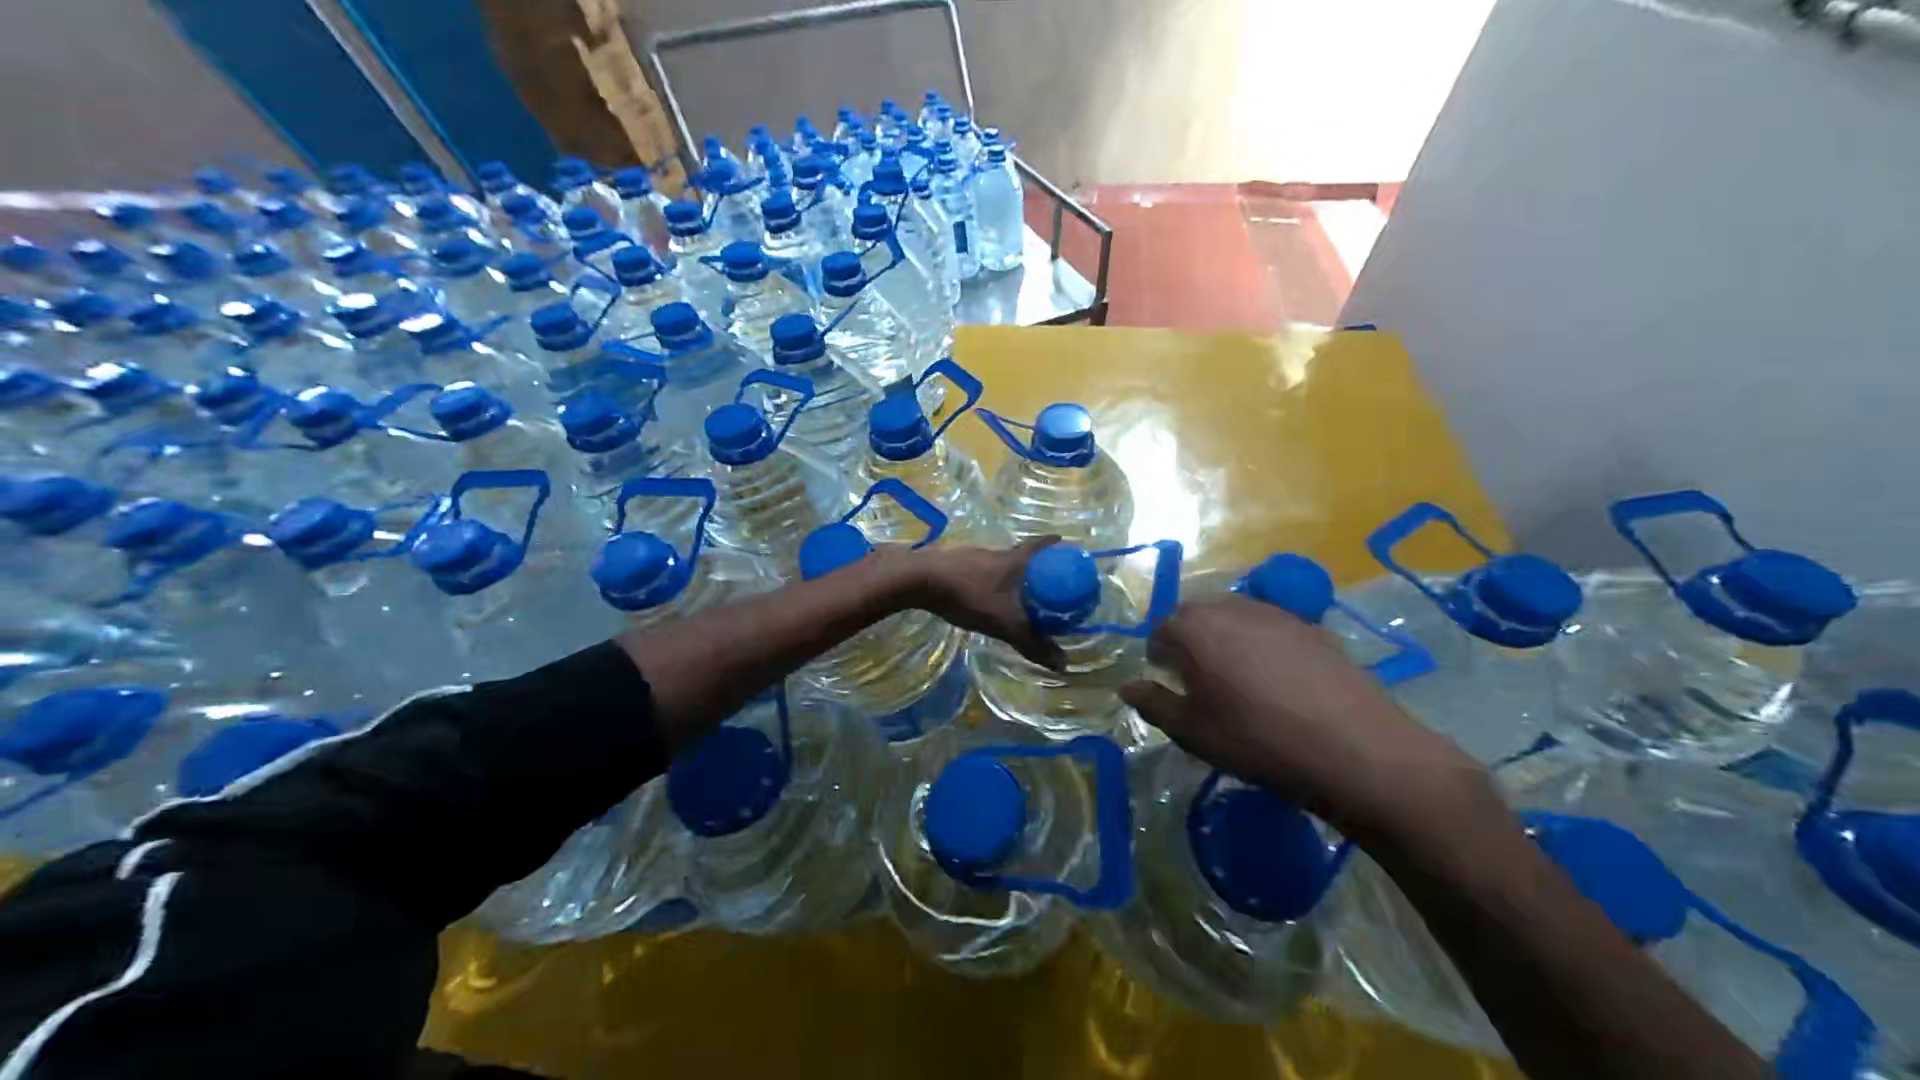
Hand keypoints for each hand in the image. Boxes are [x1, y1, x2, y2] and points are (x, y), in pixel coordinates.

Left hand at [903, 537, 1067, 671]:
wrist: (917, 579)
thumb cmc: (967, 595)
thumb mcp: (1004, 623)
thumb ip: (1032, 643)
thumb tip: (1062, 664)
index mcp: (1013, 560)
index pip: (1039, 545)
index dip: (1052, 544)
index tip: (1064, 544)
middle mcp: (995, 553)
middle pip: (1020, 554)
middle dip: (1034, 563)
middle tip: (1045, 577)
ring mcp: (972, 557)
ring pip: (999, 563)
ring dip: (1010, 573)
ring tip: (1017, 590)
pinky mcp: (953, 565)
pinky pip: (979, 571)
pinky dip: (989, 580)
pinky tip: (984, 595)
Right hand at [1120, 595, 1490, 840]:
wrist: (1353, 748)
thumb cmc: (1256, 740)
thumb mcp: (1193, 731)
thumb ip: (1154, 704)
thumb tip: (1127, 687)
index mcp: (1193, 628)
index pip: (1160, 631)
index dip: (1159, 657)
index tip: (1169, 685)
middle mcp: (1230, 607)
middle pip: (1196, 615)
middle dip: (1190, 641)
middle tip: (1200, 682)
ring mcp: (1275, 612)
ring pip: (1234, 616)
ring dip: (1226, 638)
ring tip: (1239, 679)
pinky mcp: (1312, 625)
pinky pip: (1270, 626)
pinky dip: (1262, 644)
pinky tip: (1278, 680)